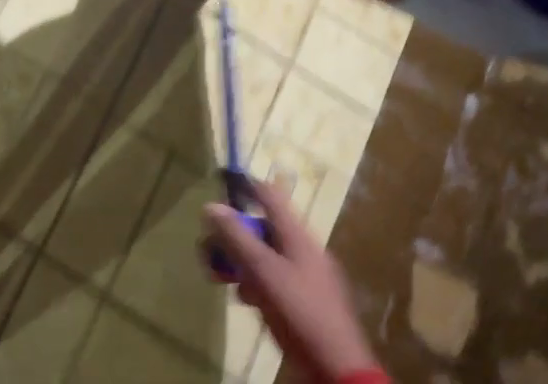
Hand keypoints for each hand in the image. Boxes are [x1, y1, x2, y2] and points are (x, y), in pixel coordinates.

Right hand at [202, 182, 377, 379]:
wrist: (338, 368)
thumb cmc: (299, 312)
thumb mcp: (262, 271)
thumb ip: (236, 237)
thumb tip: (211, 205)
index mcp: (298, 236)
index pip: (269, 195)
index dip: (244, 185)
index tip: (219, 182)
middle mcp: (304, 249)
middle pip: (262, 227)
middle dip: (232, 235)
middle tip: (209, 251)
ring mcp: (307, 276)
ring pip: (265, 255)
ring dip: (240, 261)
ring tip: (222, 280)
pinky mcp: (305, 300)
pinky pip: (274, 278)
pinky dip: (255, 282)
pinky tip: (247, 300)